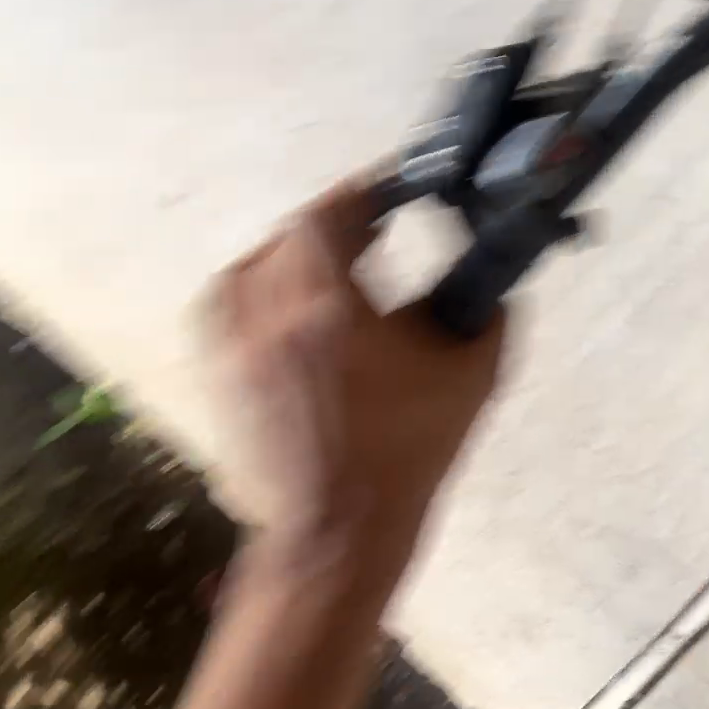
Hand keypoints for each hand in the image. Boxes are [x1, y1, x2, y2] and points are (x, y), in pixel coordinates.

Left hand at [208, 178, 507, 558]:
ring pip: (249, 267)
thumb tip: (487, 277)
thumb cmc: (414, 444)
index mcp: (332, 311)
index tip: (399, 184)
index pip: (330, 219)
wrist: (343, 524)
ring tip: (336, 254)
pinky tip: (297, 299)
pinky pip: (228, 304)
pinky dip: (262, 283)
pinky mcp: (221, 376)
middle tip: (382, 220)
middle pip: (289, 237)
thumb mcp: (475, 371)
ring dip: (296, 248)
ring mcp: (234, 349)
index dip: (364, 191)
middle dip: (338, 219)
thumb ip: (486, 309)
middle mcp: (269, 319)